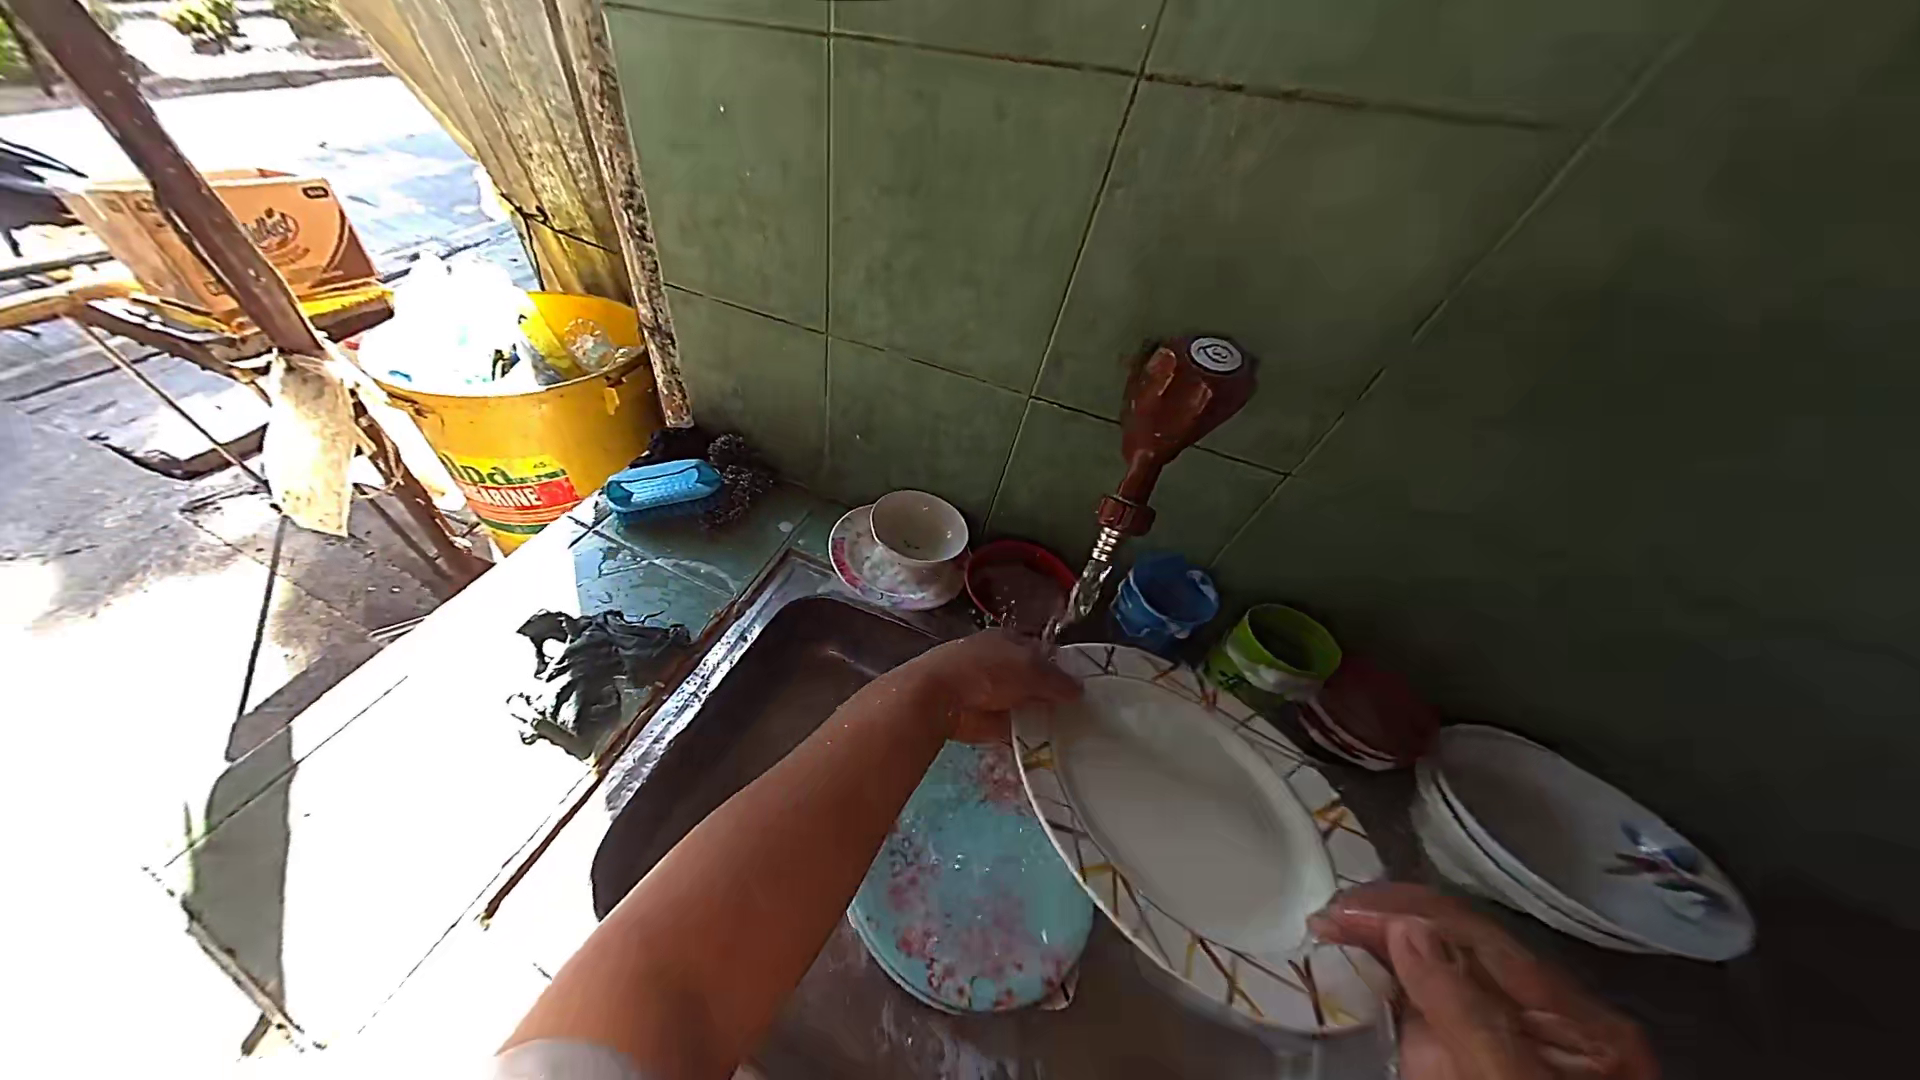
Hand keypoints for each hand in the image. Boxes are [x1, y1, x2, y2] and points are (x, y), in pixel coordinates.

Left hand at [888, 630, 1080, 742]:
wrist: (939, 697)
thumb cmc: (985, 670)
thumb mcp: (1029, 668)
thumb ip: (1056, 679)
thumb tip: (1079, 689)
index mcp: (1007, 640)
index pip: (1040, 650)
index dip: (1060, 665)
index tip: (1082, 685)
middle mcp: (998, 664)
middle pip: (1032, 680)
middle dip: (1051, 695)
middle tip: (1082, 713)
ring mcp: (989, 693)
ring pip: (1023, 705)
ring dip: (1040, 717)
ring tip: (1071, 733)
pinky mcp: (982, 721)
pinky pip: (1012, 728)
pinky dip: (1026, 736)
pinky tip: (1048, 747)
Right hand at [1311, 883, 1657, 1079]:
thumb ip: (1466, 1011)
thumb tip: (1406, 927)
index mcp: (1569, 1015)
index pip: (1471, 932)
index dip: (1403, 911)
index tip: (1339, 914)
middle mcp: (1536, 1010)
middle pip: (1450, 937)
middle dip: (1384, 919)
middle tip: (1324, 919)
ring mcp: (1500, 1032)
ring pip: (1431, 958)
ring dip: (1377, 939)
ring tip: (1328, 931)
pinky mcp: (1465, 1050)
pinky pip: (1420, 997)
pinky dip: (1382, 973)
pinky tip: (1350, 962)